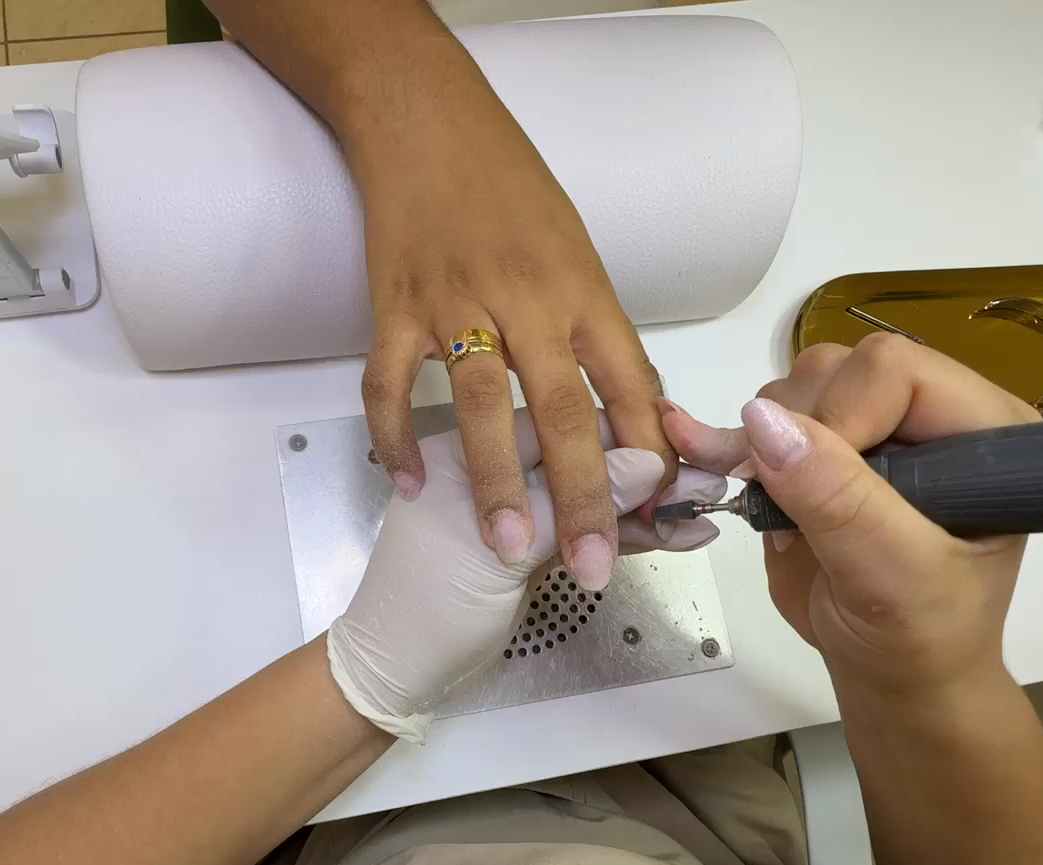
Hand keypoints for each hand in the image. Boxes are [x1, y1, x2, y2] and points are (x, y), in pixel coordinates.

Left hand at [330, 408, 721, 741]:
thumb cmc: (430, 602)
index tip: (676, 445)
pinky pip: (585, 534)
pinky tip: (677, 535)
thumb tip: (646, 463)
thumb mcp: (498, 551)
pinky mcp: (534, 549)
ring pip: (589, 499)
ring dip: (645, 510)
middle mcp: (494, 470)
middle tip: (706, 481)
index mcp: (467, 448)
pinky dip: (627, 539)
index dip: (616, 435)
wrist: (399, 671)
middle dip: (644, 474)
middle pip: (580, 459)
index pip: (551, 424)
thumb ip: (570, 506)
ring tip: (704, 512)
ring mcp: (517, 512)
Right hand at [341, 44, 672, 593]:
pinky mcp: (393, 305)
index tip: (656, 519)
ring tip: (503, 547)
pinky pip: (387, 383)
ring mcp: (455, 304)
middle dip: (581, 497)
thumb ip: (597, 334)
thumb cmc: (511, 187)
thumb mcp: (577, 254)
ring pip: (479, 405)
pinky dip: (392, 437)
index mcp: (582, 291)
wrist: (426, 120)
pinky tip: (407, 484)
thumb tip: (629, 411)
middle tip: (589, 565)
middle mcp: (527, 302)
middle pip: (563, 411)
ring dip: (494, 481)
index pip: (629, 387)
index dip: (648, 458)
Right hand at [662, 334, 1040, 696]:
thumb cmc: (914, 634)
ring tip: (760, 498)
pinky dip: (723, 442)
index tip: (815, 491)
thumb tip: (761, 421)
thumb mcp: (889, 574)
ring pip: (792, 390)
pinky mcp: (815, 458)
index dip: (840, 417)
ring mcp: (865, 435)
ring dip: (756, 440)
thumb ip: (835, 498)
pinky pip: (761, 423)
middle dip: (792, 429)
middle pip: (835, 370)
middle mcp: (922, 418)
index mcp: (979, 431)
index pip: (892, 372)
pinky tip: (698, 450)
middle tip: (780, 497)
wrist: (885, 669)